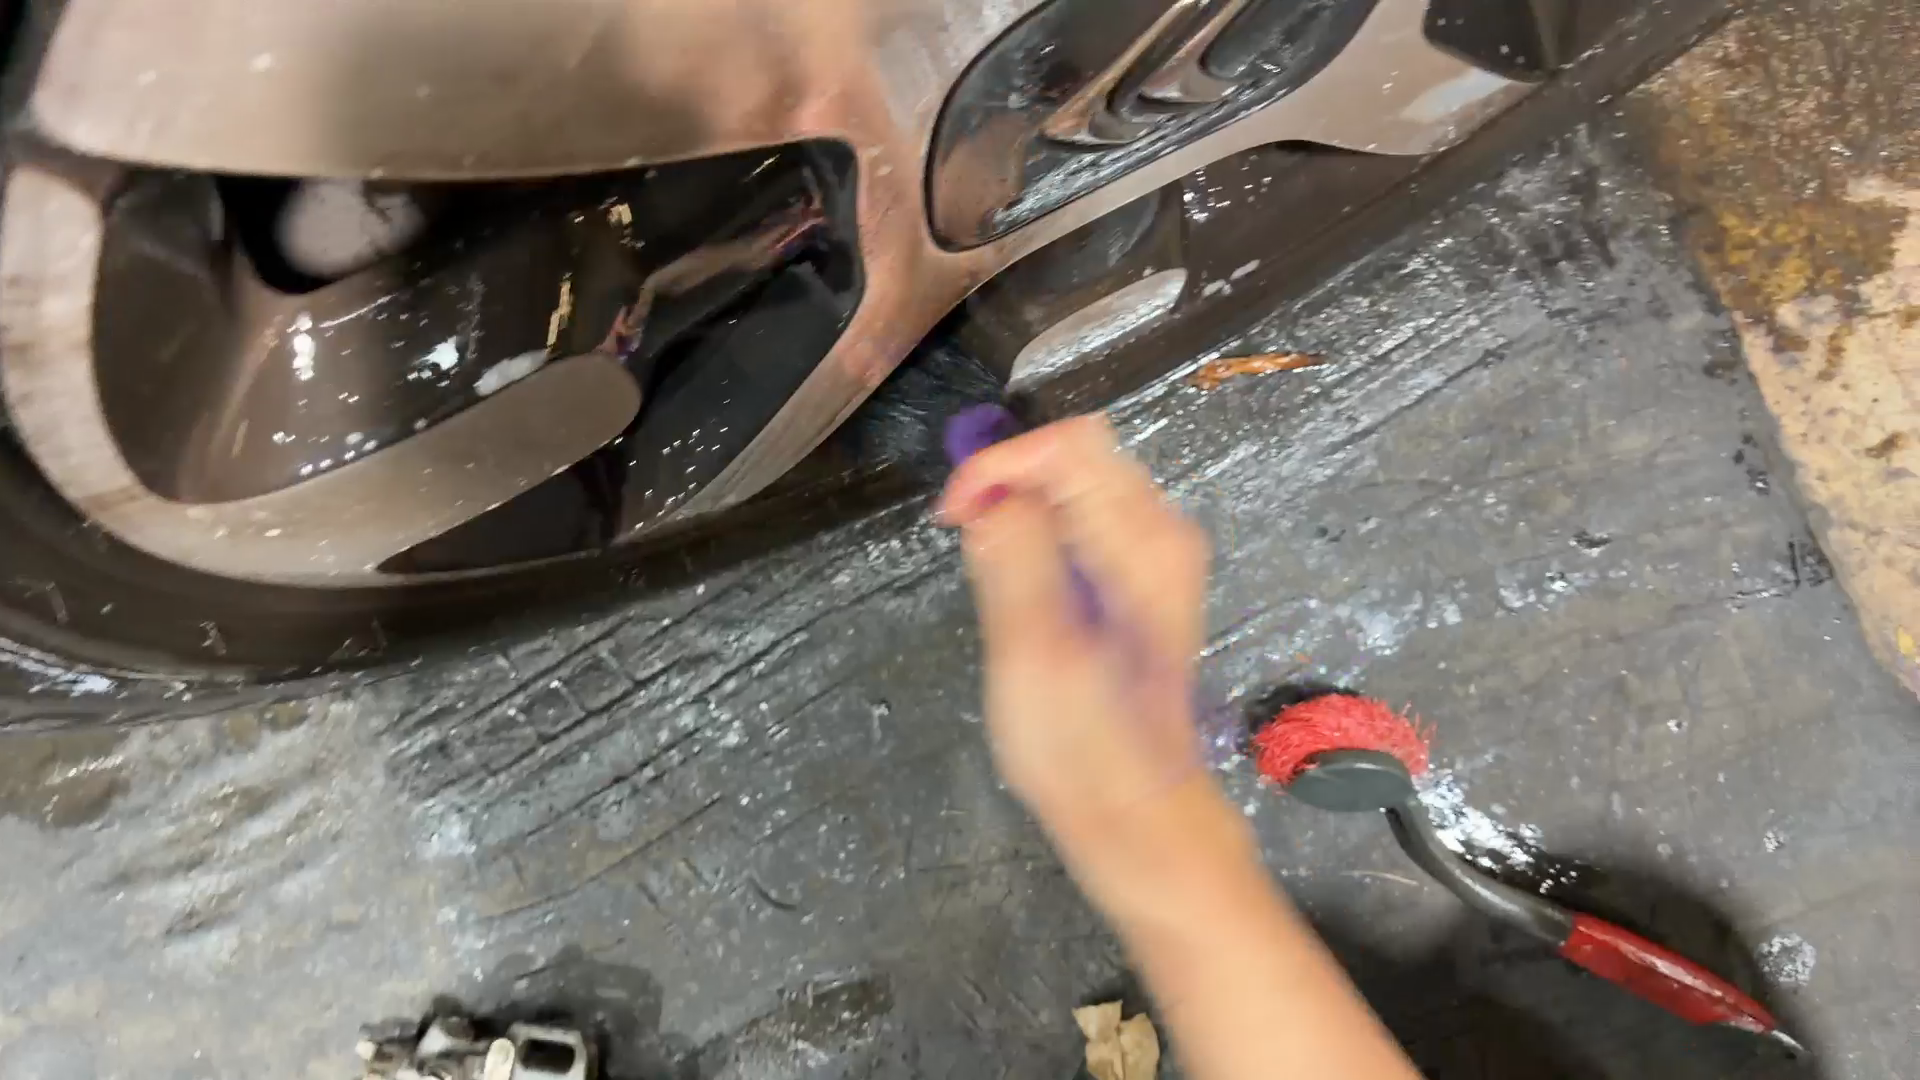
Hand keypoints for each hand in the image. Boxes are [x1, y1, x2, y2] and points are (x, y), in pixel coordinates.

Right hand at [938, 415, 1249, 908]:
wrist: (1137, 811)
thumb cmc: (1081, 749)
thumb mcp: (1034, 655)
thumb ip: (1015, 560)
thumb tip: (990, 490)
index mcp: (1143, 545)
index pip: (1068, 445)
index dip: (1000, 464)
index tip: (954, 516)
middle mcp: (1162, 533)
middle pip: (1077, 453)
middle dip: (1010, 479)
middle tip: (965, 535)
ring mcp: (1157, 552)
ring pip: (1077, 480)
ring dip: (1021, 503)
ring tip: (988, 563)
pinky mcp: (1142, 573)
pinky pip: (1083, 516)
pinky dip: (1039, 527)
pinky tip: (1021, 578)